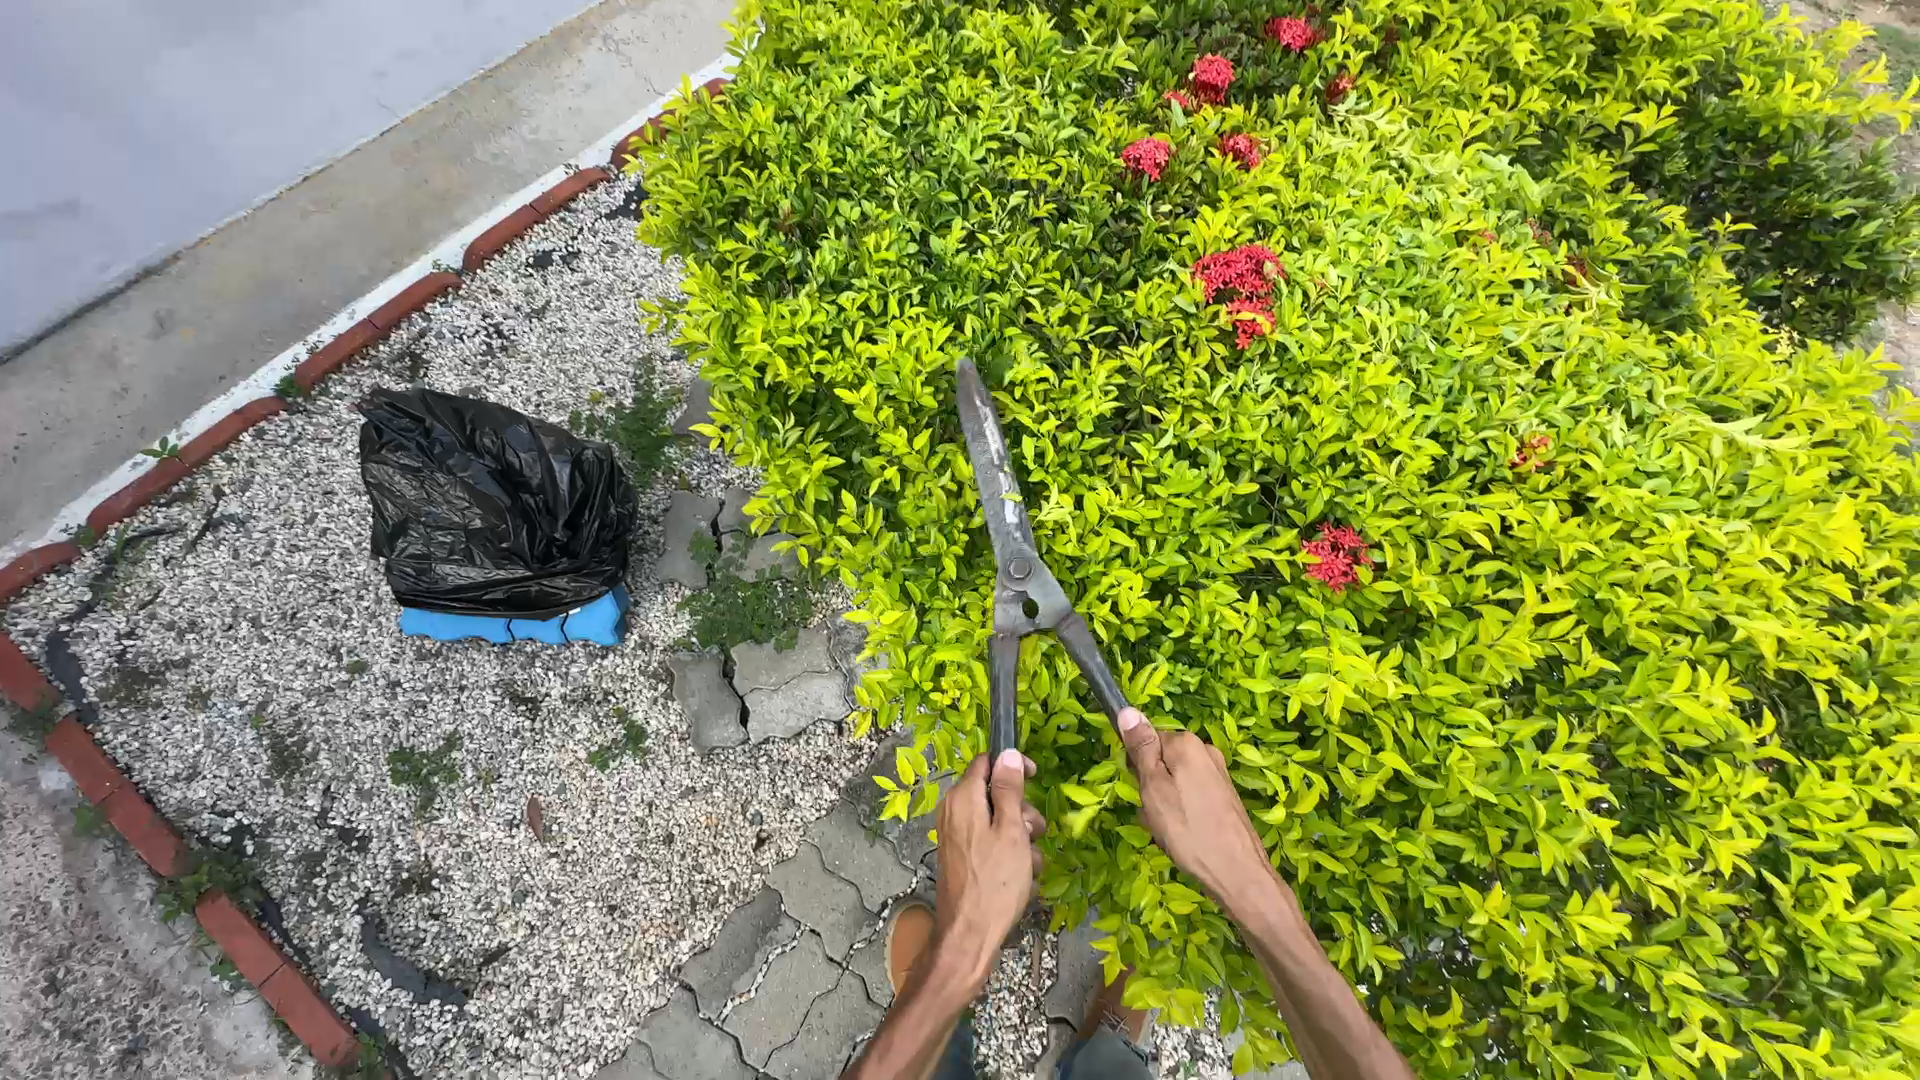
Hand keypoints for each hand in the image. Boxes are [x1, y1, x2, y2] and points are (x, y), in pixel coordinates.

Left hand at [931, 749, 1046, 984]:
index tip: (1035, 777)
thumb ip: (1009, 790)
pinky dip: (1009, 854)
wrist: (970, 934)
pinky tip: (1021, 877)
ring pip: (998, 820)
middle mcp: (954, 810)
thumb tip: (1008, 754)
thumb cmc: (995, 881)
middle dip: (1021, 811)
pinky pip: (991, 842)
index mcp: (963, 797)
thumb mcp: (1010, 830)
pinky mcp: (963, 856)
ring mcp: (957, 834)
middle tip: (1032, 833)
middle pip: (995, 793)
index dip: (1012, 766)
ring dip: (1021, 838)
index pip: (987, 762)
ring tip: (1029, 864)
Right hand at [1119, 708, 1282, 918]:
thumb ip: (1142, 749)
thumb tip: (1127, 710)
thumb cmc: (1188, 829)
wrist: (1238, 873)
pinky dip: (1183, 812)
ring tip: (1169, 830)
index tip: (1140, 790)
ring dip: (1165, 803)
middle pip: (1162, 761)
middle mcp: (1206, 751)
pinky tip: (1184, 835)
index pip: (1146, 740)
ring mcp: (1218, 774)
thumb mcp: (1154, 787)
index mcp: (1187, 743)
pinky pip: (1191, 796)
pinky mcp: (1225, 796)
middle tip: (1154, 814)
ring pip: (1175, 781)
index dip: (1137, 767)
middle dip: (1152, 787)